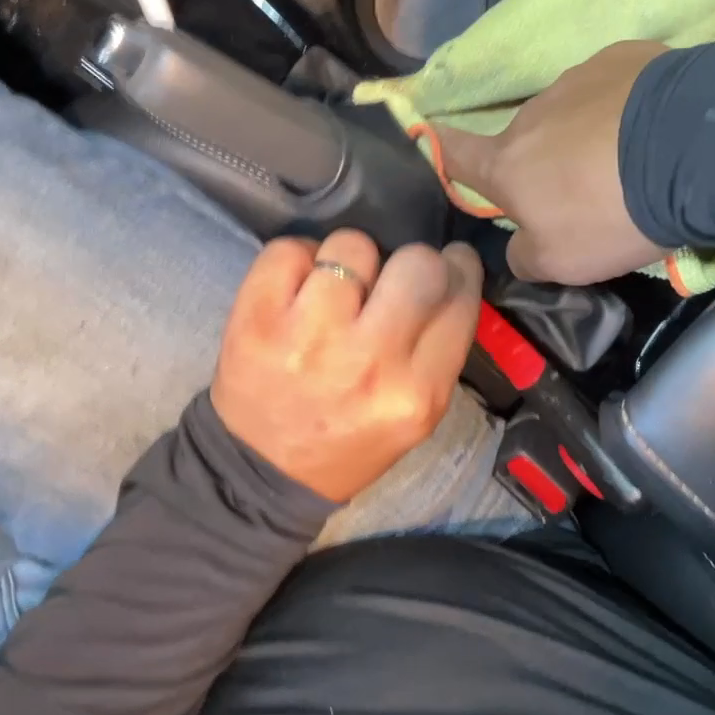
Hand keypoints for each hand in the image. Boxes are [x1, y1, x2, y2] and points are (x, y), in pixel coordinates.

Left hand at [212, 230, 482, 502]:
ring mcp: (307, 337)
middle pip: (415, 263)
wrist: (259, 469)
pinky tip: (298, 288)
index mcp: (416, 392)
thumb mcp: (416, 416)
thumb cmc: (348, 440)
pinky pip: (289, 249)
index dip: (457, 268)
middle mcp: (367, 361)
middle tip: (391, 277)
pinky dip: (297, 258)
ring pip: (351, 245)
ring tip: (337, 287)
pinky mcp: (257, 318)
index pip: (458, 297)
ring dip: (348, 259)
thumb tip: (450, 272)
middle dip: (410, 260)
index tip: (450, 261)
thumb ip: (438, 348)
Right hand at [434, 40, 671, 284]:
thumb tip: (517, 248)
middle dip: (546, 160)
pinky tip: (658, 126)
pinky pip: (615, 87)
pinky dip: (626, 105)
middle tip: (587, 189)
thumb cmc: (610, 214)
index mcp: (508, 164)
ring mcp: (577, 79)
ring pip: (572, 112)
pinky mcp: (625, 58)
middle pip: (526, 139)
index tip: (426, 136)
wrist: (692, 150)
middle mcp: (532, 114)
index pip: (455, 154)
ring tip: (633, 158)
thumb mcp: (561, 262)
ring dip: (588, 133)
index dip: (439, 149)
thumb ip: (525, 256)